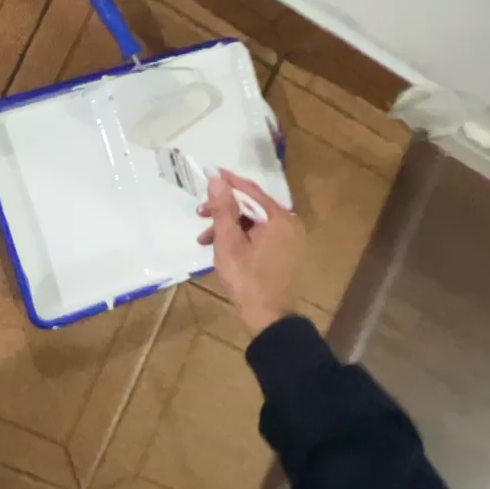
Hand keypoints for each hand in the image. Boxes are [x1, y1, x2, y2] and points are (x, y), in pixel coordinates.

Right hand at [197, 169, 304, 334]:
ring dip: (229, 226)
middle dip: (224, 209)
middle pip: (253, 206)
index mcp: (279, 218)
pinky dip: (241, 237)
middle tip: (200, 213)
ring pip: (254, 222)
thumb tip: (217, 180)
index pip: (250, 190)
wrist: (268, 315)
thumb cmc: (246, 279)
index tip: (210, 172)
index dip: (228, 182)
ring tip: (205, 239)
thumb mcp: (229, 242)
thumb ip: (223, 209)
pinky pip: (261, 234)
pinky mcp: (285, 251)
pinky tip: (222, 248)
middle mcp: (289, 223)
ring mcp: (289, 238)